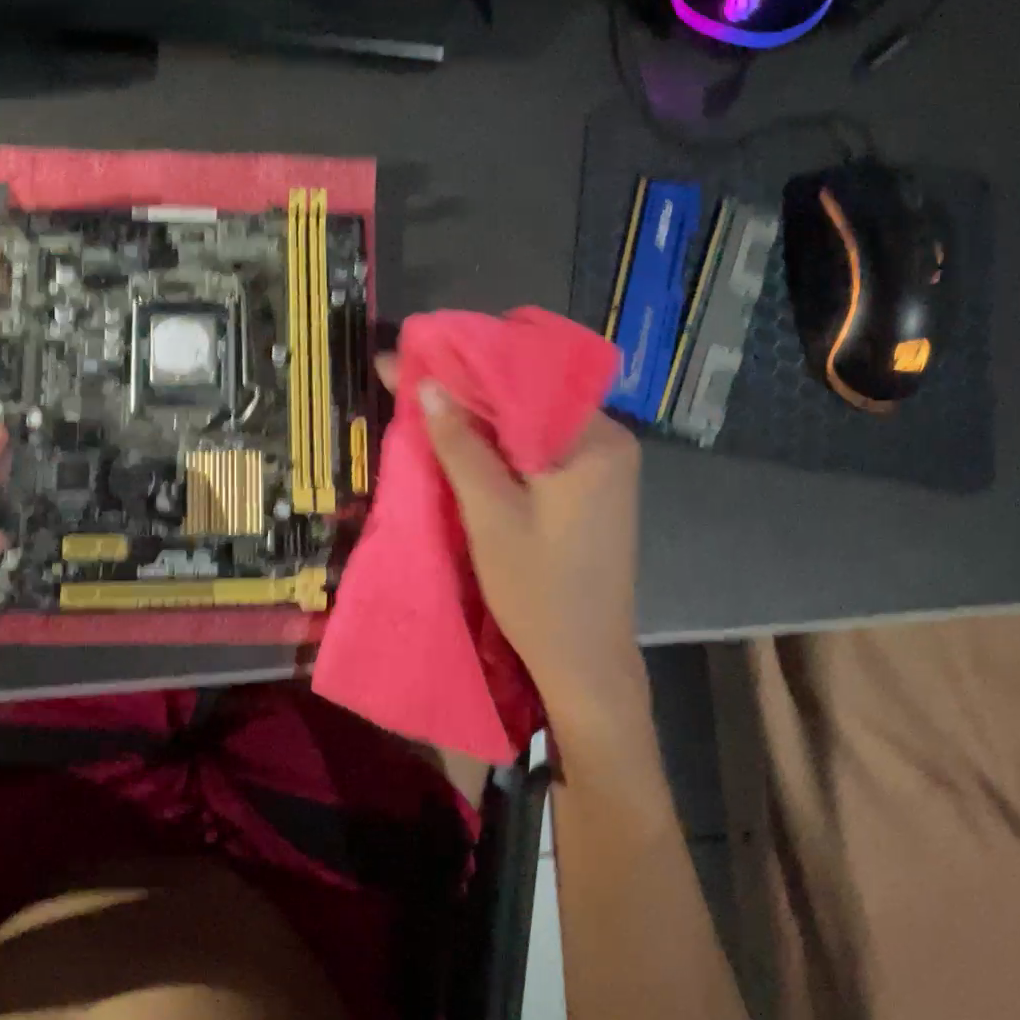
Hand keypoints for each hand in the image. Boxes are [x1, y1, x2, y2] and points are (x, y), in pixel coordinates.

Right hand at [376, 356, 640, 686]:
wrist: (585, 662)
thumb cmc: (538, 591)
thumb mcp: (490, 514)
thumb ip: (460, 446)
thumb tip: (427, 384)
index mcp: (595, 439)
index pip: (523, 379)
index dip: (462, 366)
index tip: (409, 357)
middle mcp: (609, 441)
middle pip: (530, 398)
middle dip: (469, 390)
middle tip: (409, 380)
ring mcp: (605, 468)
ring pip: (532, 424)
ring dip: (483, 419)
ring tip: (426, 404)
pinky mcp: (593, 492)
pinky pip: (541, 450)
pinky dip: (503, 446)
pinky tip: (464, 442)